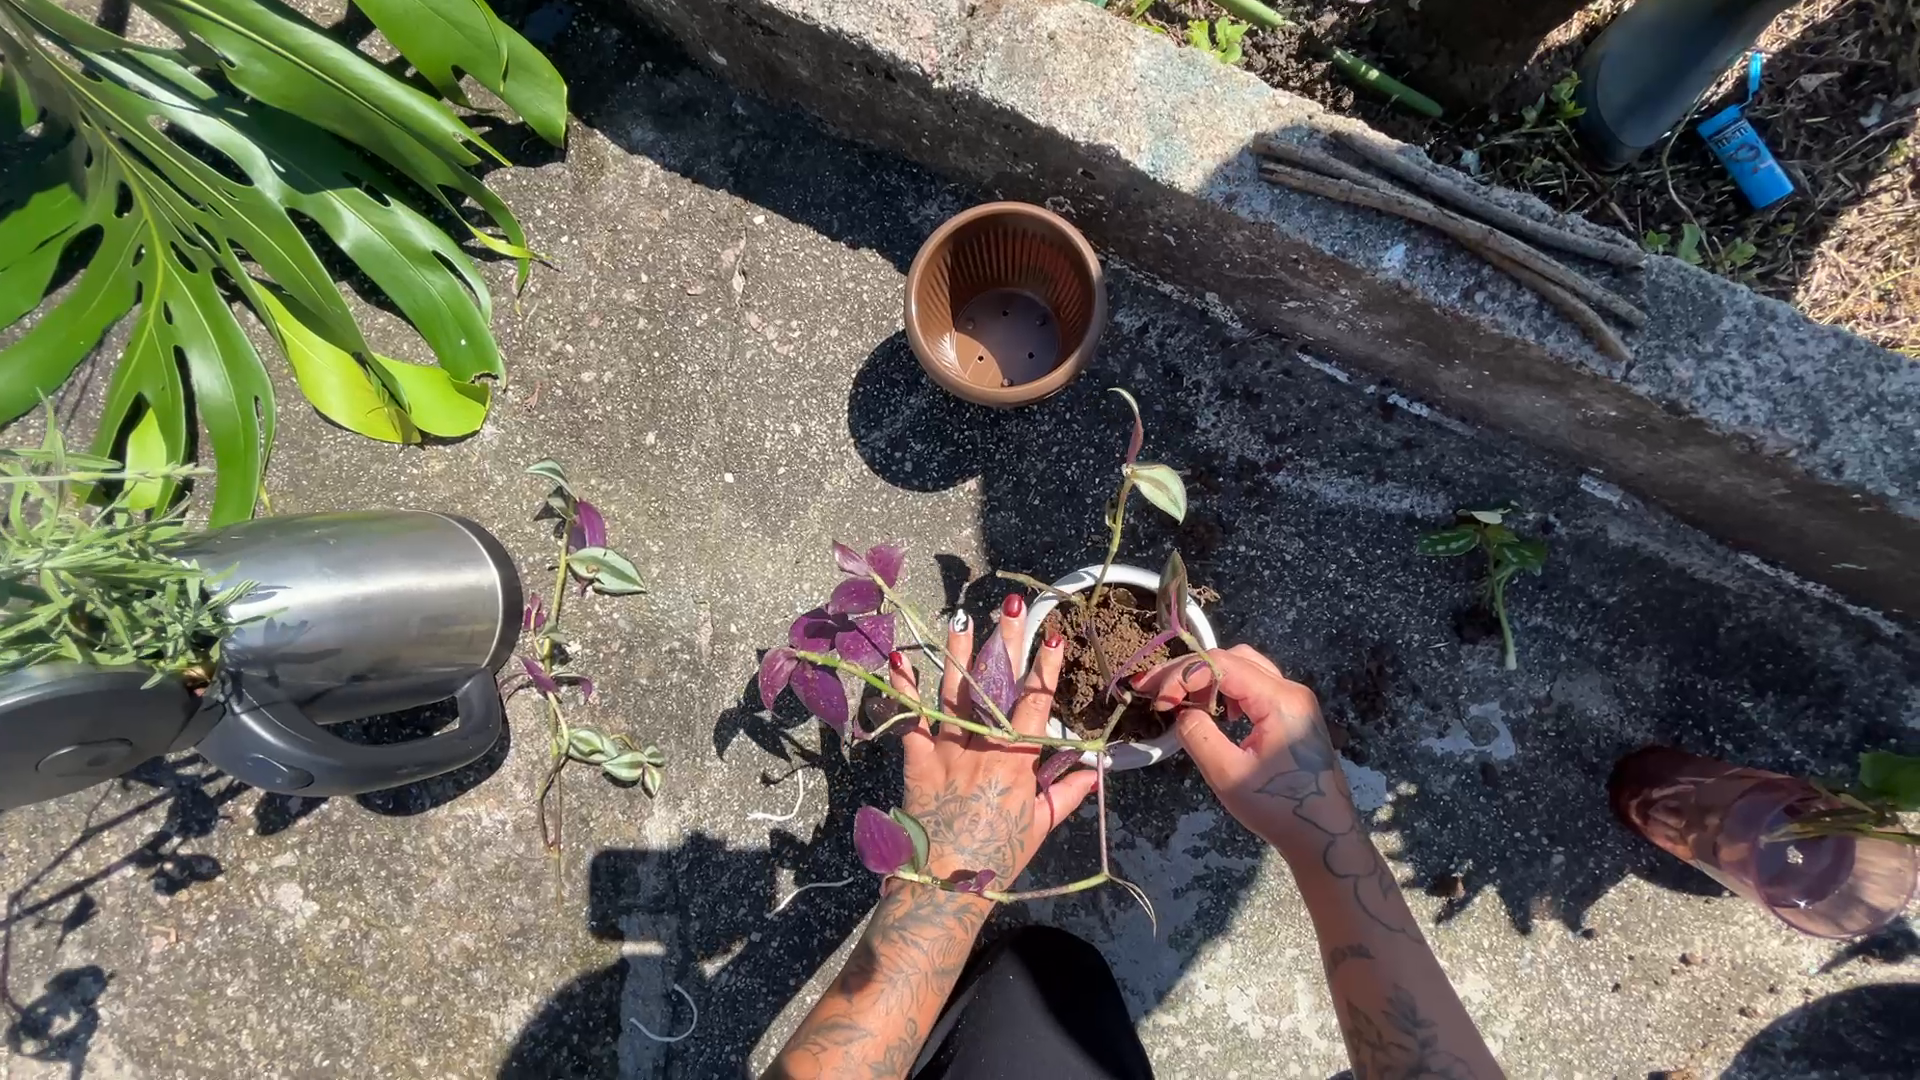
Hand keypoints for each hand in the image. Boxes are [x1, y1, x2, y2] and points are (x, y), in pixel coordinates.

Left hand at [885, 596, 1099, 885]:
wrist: (944, 887)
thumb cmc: (997, 858)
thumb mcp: (1041, 827)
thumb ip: (1068, 793)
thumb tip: (1097, 768)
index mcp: (1016, 763)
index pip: (1035, 706)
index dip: (1045, 670)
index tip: (1053, 636)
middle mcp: (982, 748)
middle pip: (997, 688)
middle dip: (1007, 643)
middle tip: (1013, 607)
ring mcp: (947, 750)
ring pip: (955, 693)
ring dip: (960, 653)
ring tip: (963, 618)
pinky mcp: (916, 758)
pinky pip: (909, 718)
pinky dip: (904, 687)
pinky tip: (899, 657)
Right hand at [1132, 645, 1356, 855]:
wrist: (1325, 839)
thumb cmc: (1278, 809)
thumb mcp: (1227, 774)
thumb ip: (1197, 734)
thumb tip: (1181, 711)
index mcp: (1280, 700)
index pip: (1221, 664)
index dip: (1182, 675)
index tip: (1158, 700)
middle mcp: (1290, 691)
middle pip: (1232, 657)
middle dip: (1190, 670)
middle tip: (1158, 691)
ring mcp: (1294, 701)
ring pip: (1243, 667)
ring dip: (1208, 678)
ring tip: (1182, 700)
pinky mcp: (1292, 714)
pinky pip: (1253, 685)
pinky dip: (1226, 689)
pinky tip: (1214, 712)